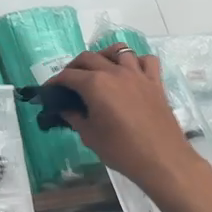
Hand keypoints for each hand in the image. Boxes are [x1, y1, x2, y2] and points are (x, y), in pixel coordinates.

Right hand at [45, 46, 200, 191]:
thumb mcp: (90, 136)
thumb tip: (65, 108)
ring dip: (104, 56)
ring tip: (99, 70)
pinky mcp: (155, 82)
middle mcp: (115, 72)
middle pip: (89, 57)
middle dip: (74, 67)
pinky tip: (130, 72)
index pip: (68, 75)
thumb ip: (74, 117)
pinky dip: (136, 61)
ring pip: (118, 51)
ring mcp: (138, 74)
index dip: (55, 81)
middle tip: (69, 82)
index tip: (49, 90)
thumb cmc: (121, 150)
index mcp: (95, 84)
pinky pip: (146, 60)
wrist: (162, 160)